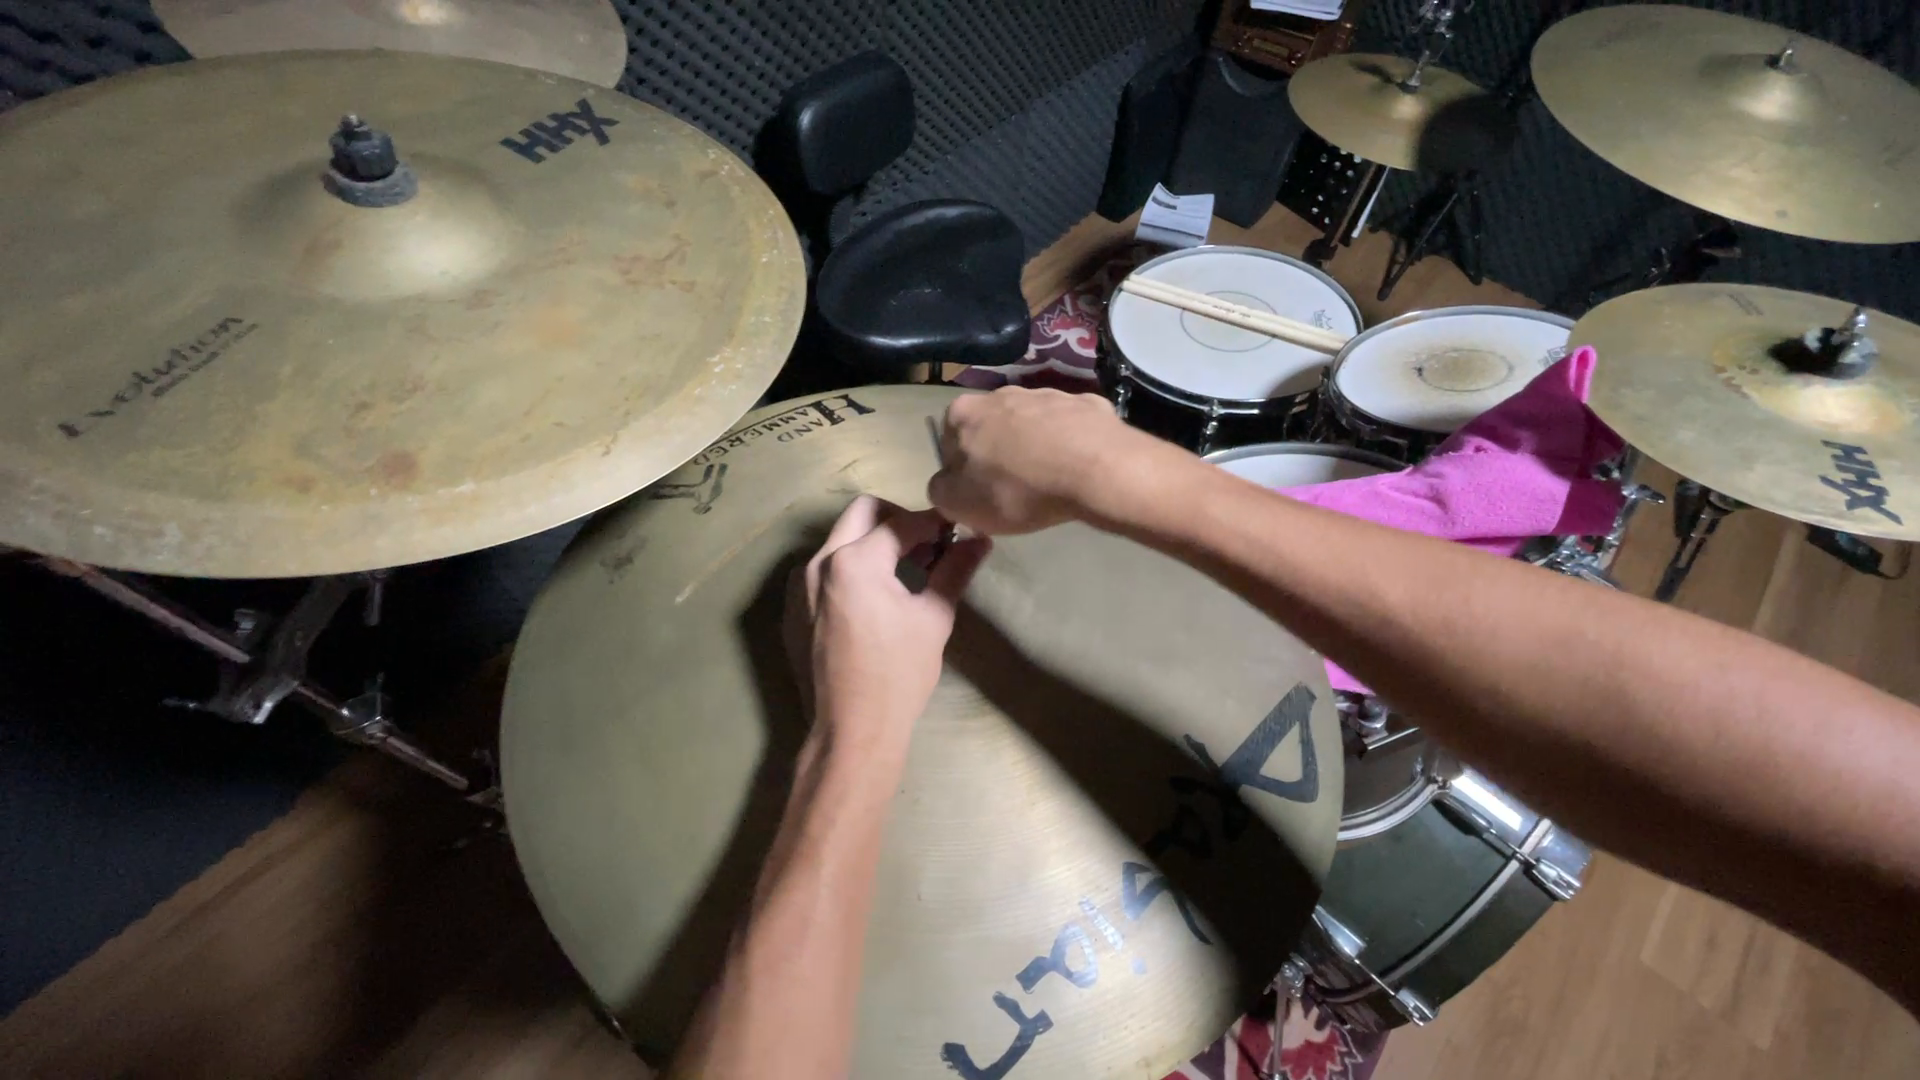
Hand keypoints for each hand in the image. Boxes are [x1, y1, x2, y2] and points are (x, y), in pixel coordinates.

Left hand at [783, 496, 991, 748]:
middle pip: (864, 513)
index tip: (958, 531)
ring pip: (841, 540)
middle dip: (899, 521)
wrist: (852, 729)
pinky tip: (878, 599)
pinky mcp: (794, 609)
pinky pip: (825, 570)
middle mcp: (819, 562)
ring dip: (874, 542)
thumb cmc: (899, 674)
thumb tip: (980, 540)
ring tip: (908, 571)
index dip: (936, 523)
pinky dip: (854, 568)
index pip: (903, 523)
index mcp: (855, 560)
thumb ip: (955, 570)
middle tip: (929, 546)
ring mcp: (800, 586)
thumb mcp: (934, 617)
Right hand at [927, 388, 1157, 534]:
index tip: (980, 493)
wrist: (1095, 470)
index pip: (950, 441)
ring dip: (1035, 448)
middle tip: (1014, 490)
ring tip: (1050, 482)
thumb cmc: (1016, 489)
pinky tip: (1078, 469)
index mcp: (964, 412)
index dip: (962, 470)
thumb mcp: (960, 505)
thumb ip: (940, 491)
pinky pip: (1069, 428)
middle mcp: (1002, 393)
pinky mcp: (1085, 403)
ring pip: (1032, 426)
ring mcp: (1047, 393)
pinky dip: (1070, 445)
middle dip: (999, 455)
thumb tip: (946, 482)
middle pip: (993, 429)